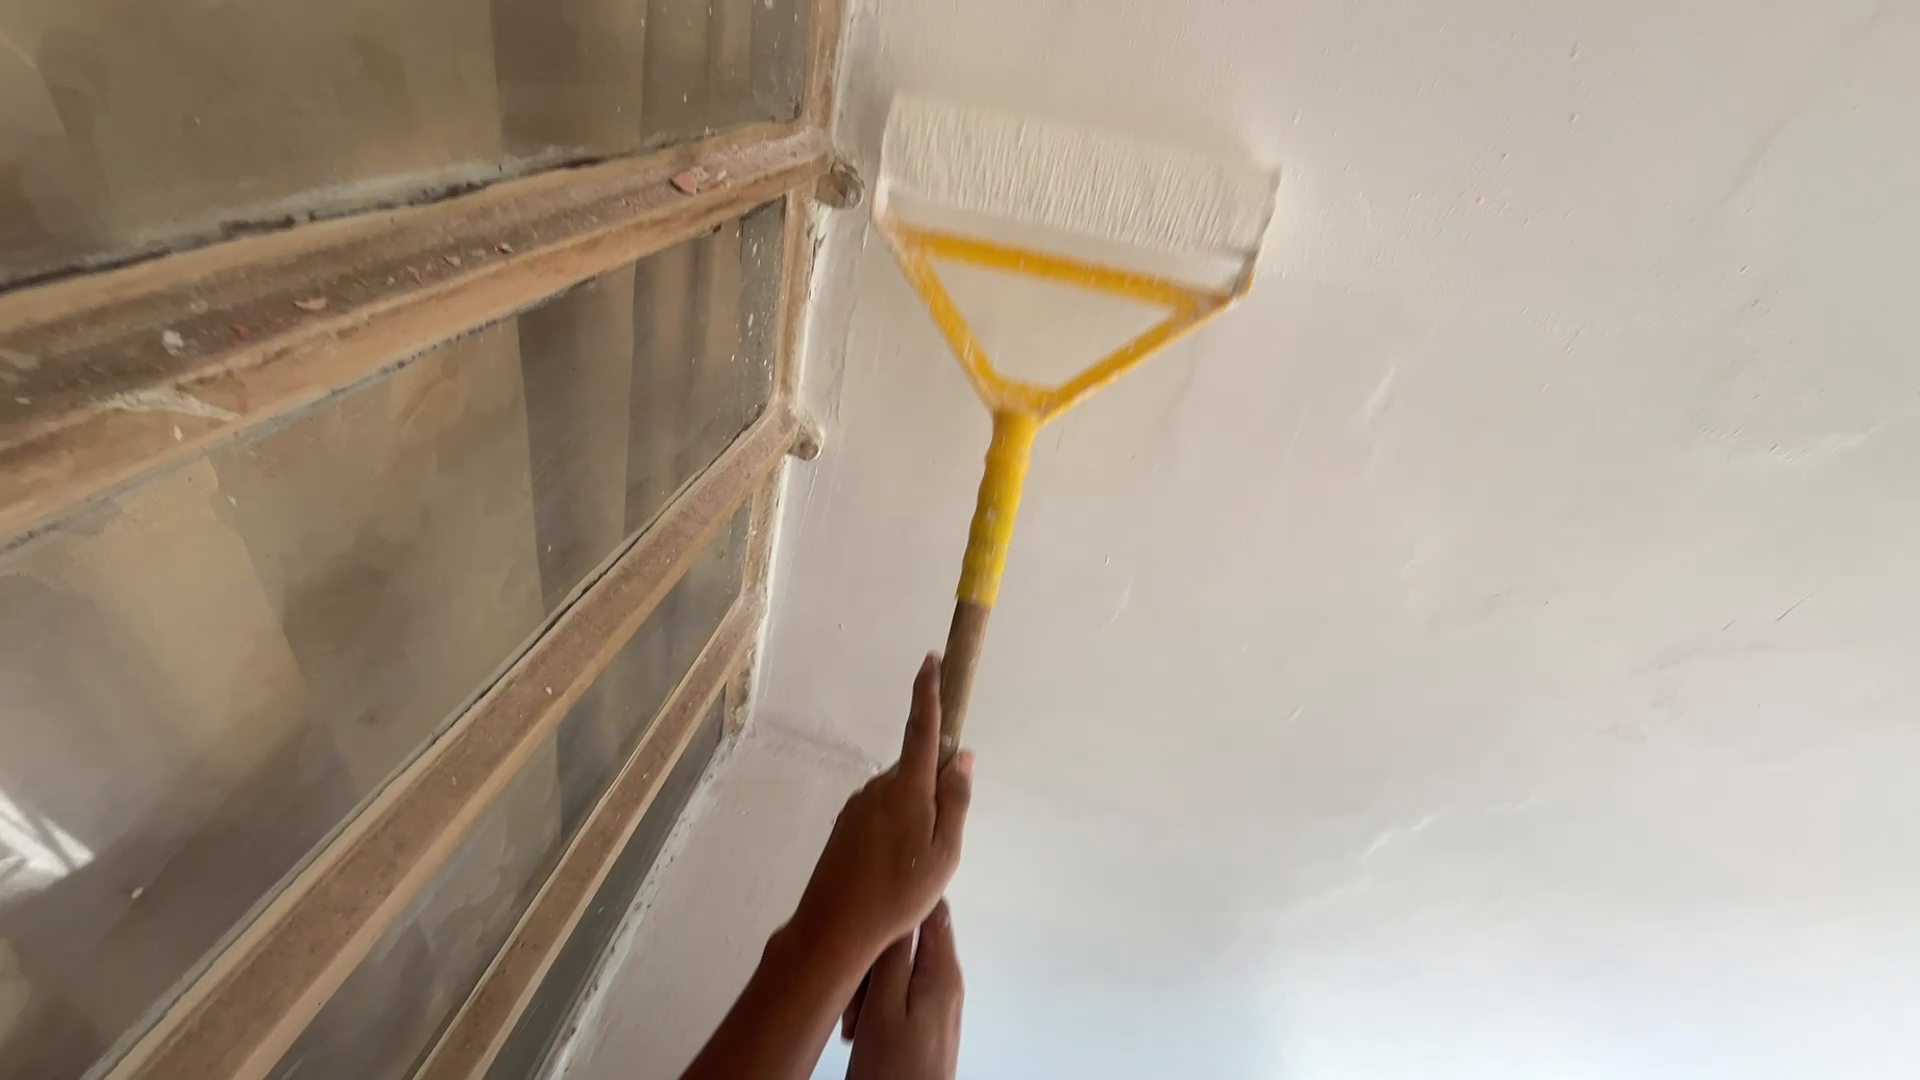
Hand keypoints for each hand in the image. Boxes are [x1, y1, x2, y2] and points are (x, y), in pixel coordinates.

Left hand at [790, 654, 973, 965]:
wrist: (834, 928)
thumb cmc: (898, 892)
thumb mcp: (944, 852)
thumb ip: (955, 801)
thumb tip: (962, 757)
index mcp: (907, 787)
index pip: (921, 727)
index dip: (928, 691)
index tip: (929, 659)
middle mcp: (880, 786)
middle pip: (916, 771)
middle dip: (934, 791)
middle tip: (940, 843)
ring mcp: (860, 804)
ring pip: (900, 797)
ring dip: (915, 817)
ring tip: (914, 868)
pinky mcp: (847, 824)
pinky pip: (882, 814)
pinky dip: (896, 831)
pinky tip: (893, 869)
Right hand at [845, 902, 964, 1079]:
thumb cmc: (894, 1072)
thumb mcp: (885, 1006)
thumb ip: (894, 954)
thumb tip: (903, 903)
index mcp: (942, 971)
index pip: (932, 908)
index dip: (901, 900)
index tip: (868, 910)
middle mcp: (944, 982)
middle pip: (908, 941)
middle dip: (874, 958)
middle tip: (853, 989)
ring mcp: (934, 1005)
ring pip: (896, 970)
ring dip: (869, 985)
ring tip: (853, 1020)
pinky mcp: (921, 1025)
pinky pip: (896, 996)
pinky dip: (874, 1006)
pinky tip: (857, 1031)